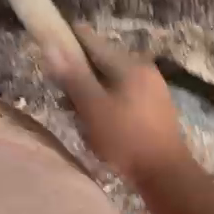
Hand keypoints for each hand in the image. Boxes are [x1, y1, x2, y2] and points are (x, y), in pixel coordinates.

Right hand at [38, 24, 192, 183]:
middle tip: (64, 99)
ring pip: (107, 78)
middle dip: (77, 74)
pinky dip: (104, 101)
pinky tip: (98, 123)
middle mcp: (141, 68)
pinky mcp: (153, 105)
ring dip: (89, 91)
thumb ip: (71, 75)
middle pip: (97, 59)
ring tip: (79, 116)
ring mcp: (150, 87)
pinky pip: (120, 92)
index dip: (64, 42)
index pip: (88, 38)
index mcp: (127, 64)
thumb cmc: (125, 138)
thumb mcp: (92, 106)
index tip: (47, 57)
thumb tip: (50, 44)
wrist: (166, 175)